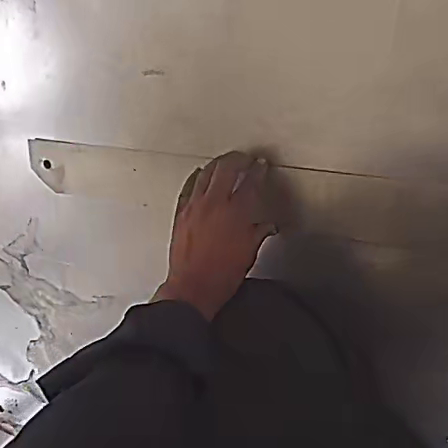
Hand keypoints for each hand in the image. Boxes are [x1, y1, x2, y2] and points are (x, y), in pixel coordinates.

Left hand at [153, 151, 274, 319]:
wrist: (192, 288)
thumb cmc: (220, 277)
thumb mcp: (248, 254)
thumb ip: (257, 233)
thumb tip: (266, 226)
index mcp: (236, 213)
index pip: (251, 182)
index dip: (259, 170)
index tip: (262, 166)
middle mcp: (215, 205)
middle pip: (227, 168)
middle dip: (239, 159)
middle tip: (245, 158)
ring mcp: (195, 207)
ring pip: (206, 173)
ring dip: (218, 165)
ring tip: (225, 163)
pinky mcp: (181, 214)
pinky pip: (189, 188)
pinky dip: (198, 179)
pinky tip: (201, 177)